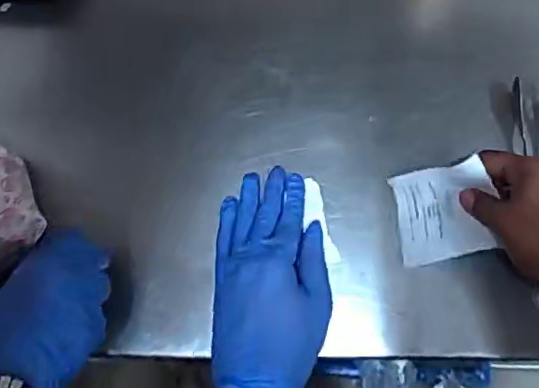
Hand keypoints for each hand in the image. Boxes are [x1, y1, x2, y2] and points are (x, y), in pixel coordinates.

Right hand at [0, 228, 110, 387]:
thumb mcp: (3, 292)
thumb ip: (29, 274)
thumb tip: (33, 278)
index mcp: (52, 255)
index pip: (70, 238)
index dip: (62, 249)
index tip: (53, 258)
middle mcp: (78, 270)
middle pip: (91, 260)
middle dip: (80, 270)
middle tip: (60, 287)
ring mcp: (91, 298)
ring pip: (98, 288)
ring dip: (85, 296)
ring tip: (64, 313)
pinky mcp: (95, 328)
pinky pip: (96, 320)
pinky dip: (85, 325)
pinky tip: (68, 338)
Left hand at [212, 167, 331, 387]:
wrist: (253, 380)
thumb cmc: (291, 346)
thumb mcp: (317, 305)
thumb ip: (314, 262)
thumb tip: (312, 229)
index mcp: (278, 260)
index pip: (288, 220)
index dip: (294, 198)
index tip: (296, 179)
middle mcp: (252, 256)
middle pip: (264, 216)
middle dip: (272, 192)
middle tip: (276, 171)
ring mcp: (233, 266)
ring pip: (241, 222)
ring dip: (247, 199)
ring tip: (251, 179)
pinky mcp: (221, 279)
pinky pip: (222, 241)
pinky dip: (225, 221)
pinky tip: (228, 207)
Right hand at [459, 151, 538, 297]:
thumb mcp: (503, 222)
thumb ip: (481, 205)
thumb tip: (466, 193)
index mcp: (526, 168)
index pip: (488, 160)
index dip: (469, 172)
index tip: (453, 188)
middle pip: (501, 176)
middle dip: (483, 191)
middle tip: (464, 208)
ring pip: (514, 195)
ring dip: (498, 208)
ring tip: (482, 224)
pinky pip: (526, 210)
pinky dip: (514, 218)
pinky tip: (505, 235)